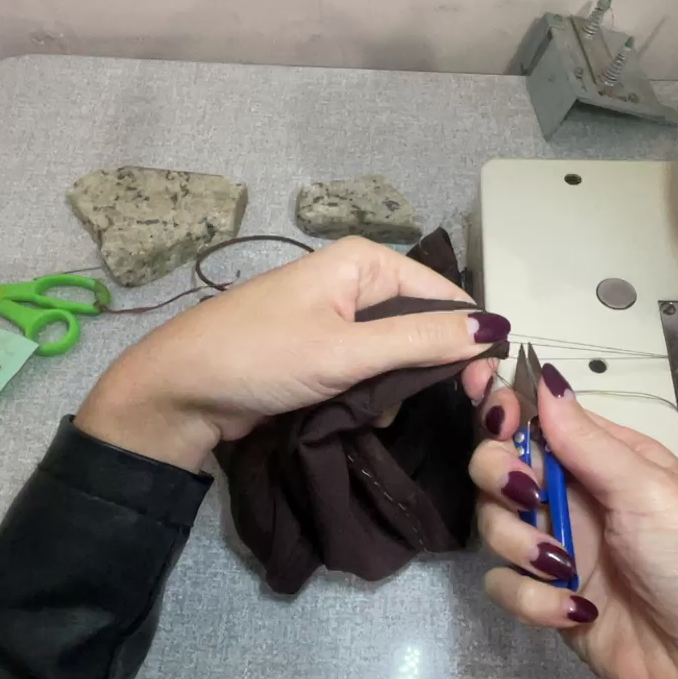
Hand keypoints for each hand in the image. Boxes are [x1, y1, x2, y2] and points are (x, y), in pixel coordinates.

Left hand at [76, 237, 505, 470]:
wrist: (181, 393)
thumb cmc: (261, 356)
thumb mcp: (347, 350)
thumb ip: (421, 340)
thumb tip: (496, 328)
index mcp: (365, 262)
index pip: (443, 294)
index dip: (469, 336)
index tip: (486, 386)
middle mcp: (356, 283)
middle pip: (422, 323)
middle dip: (429, 367)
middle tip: (439, 408)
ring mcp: (338, 320)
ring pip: (398, 354)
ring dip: (398, 387)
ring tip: (378, 412)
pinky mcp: (324, 354)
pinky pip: (371, 371)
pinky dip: (373, 396)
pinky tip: (361, 416)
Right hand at [470, 371, 677, 678]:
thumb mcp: (652, 493)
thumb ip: (587, 442)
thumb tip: (545, 377)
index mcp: (610, 460)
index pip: (544, 417)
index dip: (507, 405)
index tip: (488, 404)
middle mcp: (578, 497)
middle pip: (502, 463)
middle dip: (500, 472)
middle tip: (524, 492)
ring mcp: (560, 550)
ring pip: (495, 521)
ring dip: (519, 542)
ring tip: (564, 570)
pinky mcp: (548, 601)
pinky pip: (504, 583)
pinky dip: (531, 598)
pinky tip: (576, 613)